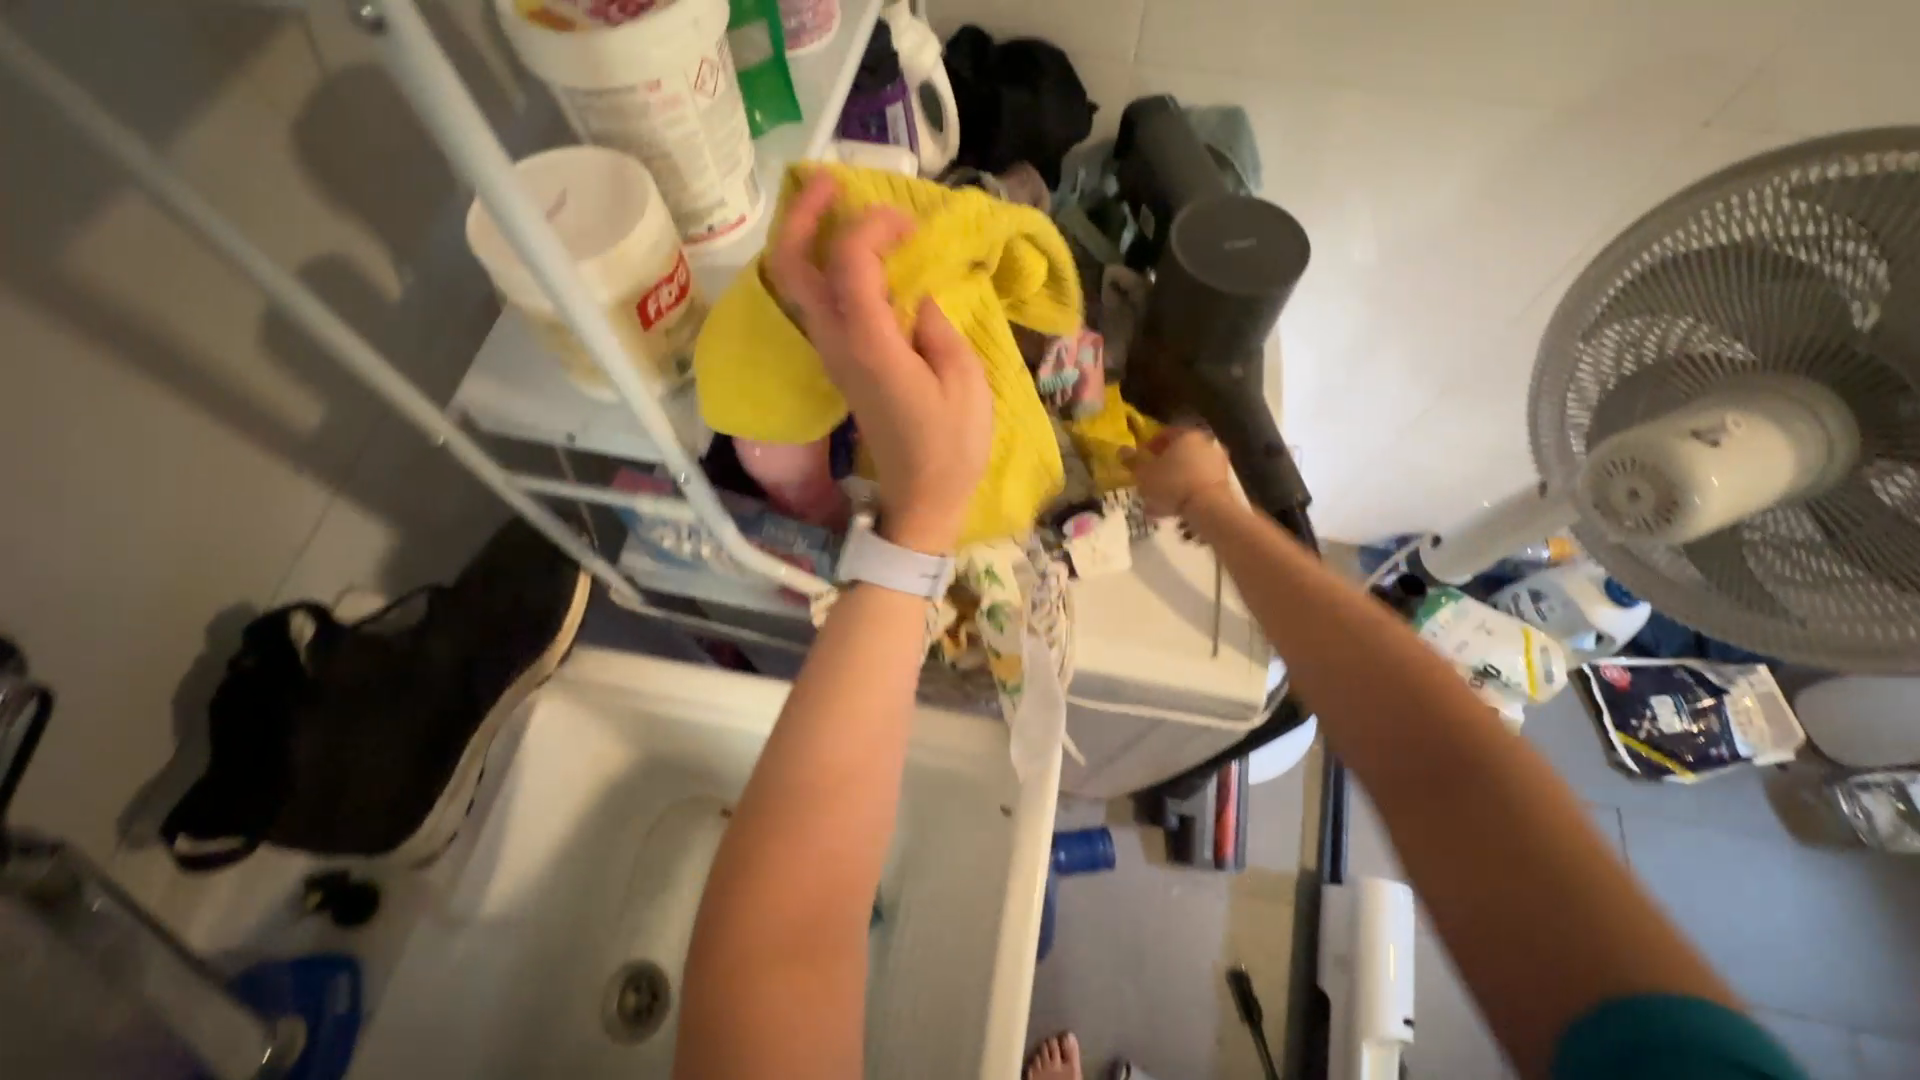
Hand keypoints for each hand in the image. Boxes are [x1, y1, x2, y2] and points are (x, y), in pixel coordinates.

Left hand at [766, 172, 990, 555]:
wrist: (922, 499)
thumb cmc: (951, 446)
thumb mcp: (964, 382)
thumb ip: (937, 327)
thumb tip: (914, 298)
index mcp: (869, 346)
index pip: (849, 265)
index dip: (872, 228)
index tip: (909, 222)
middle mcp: (837, 345)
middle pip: (793, 271)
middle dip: (803, 217)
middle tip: (828, 182)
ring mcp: (832, 356)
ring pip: (796, 286)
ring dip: (807, 239)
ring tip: (834, 206)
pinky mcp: (840, 365)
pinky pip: (817, 305)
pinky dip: (824, 269)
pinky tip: (853, 256)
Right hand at [1126, 427, 1234, 518]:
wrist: (1209, 507)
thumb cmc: (1172, 484)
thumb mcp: (1144, 473)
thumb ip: (1132, 460)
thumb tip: (1121, 449)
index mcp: (1186, 435)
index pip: (1165, 433)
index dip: (1150, 446)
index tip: (1141, 459)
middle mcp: (1205, 443)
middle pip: (1179, 452)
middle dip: (1164, 465)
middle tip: (1150, 480)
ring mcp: (1218, 462)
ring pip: (1189, 469)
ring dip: (1175, 481)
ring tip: (1159, 500)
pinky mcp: (1224, 481)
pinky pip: (1199, 483)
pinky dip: (1187, 491)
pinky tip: (1174, 508)